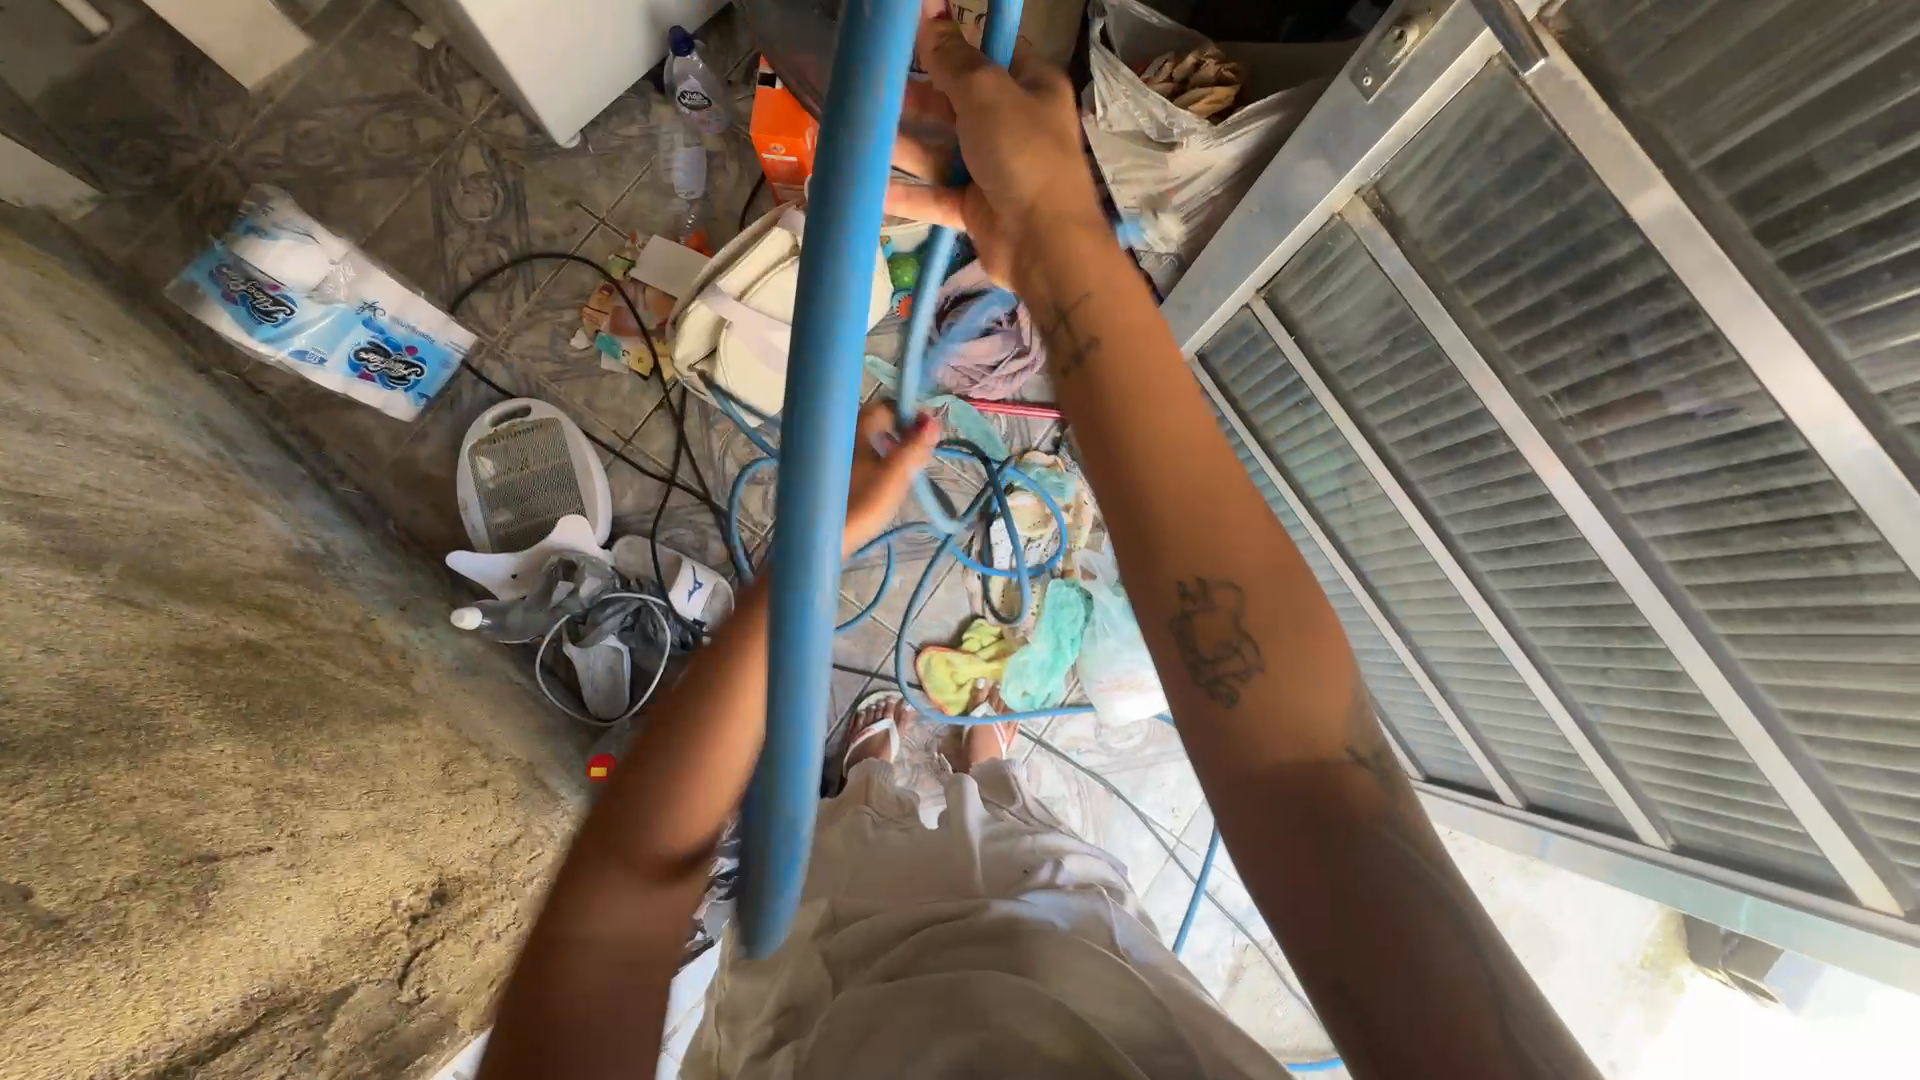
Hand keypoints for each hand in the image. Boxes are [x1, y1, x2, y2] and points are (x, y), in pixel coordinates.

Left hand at [844, 402, 942, 555]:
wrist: (822, 534)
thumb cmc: (860, 503)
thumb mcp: (895, 475)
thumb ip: (915, 447)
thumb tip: (933, 422)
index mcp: (857, 426)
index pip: (888, 406)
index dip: (911, 416)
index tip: (928, 435)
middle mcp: (844, 433)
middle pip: (879, 422)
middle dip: (903, 434)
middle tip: (919, 457)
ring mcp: (834, 451)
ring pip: (870, 440)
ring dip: (891, 449)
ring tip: (904, 472)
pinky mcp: (832, 471)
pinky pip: (860, 455)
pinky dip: (876, 461)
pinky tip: (882, 481)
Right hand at [884, 6, 1107, 286]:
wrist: (1044, 243)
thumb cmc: (1023, 154)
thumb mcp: (986, 92)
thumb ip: (953, 58)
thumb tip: (929, 12)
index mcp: (1031, 87)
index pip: (991, 54)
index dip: (954, 44)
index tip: (911, 38)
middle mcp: (1013, 126)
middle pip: (956, 105)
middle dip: (916, 98)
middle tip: (872, 88)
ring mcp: (993, 171)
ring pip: (941, 152)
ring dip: (904, 144)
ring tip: (861, 133)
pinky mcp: (976, 210)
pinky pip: (935, 196)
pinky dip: (908, 193)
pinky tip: (873, 187)